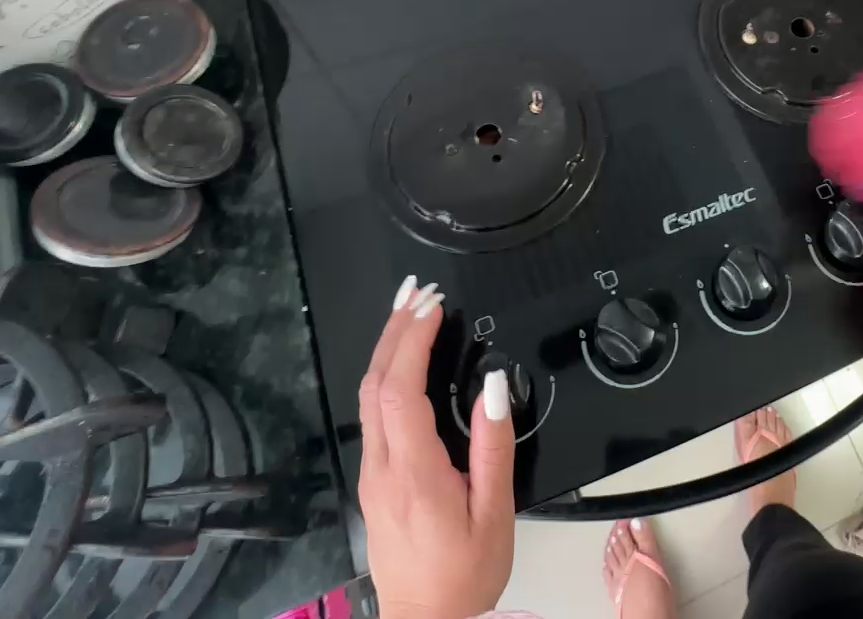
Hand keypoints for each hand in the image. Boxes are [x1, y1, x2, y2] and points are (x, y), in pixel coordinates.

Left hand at [359, 278, 515, 618]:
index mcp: (413, 473)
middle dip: (394, 329)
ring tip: (411, 307)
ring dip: (388, 345)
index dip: (413, 342)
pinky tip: (405, 355)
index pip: (400, 392)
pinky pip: (374, 410)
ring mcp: (372, 473)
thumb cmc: (466, 573)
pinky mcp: (375, 478)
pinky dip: (388, 371)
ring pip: (368, 395)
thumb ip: (493, 447)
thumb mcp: (495, 513)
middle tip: (417, 288)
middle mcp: (382, 468)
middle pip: (374, 384)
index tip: (434, 306)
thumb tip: (493, 386)